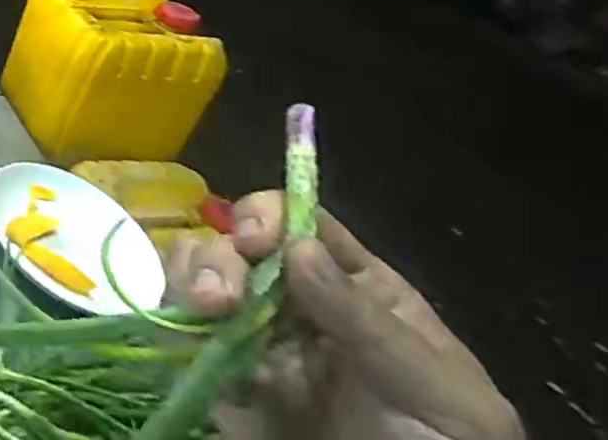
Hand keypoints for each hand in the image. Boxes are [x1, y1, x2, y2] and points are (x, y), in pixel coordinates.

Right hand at [166, 192, 521, 439]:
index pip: (300, 222)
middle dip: (219, 257)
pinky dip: (172, 315)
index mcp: (353, 288)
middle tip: (216, 298)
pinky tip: (187, 337)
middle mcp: (293, 297)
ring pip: (198, 267)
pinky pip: (178, 319)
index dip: (267, 215)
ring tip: (201, 312)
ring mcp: (252, 330)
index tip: (252, 241)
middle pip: (236, 240)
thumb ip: (368, 320)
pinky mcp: (217, 365)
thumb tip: (298, 247)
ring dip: (189, 277)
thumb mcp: (435, 393)